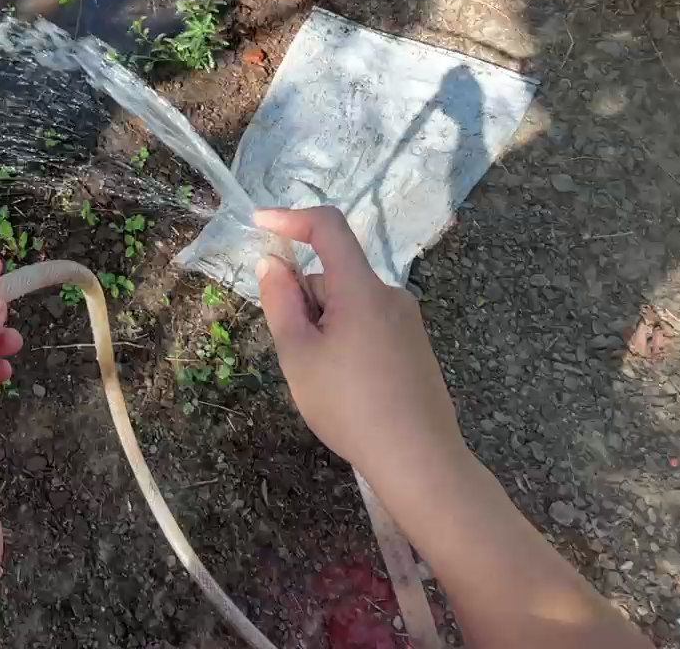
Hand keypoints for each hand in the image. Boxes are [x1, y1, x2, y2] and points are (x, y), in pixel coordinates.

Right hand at [254, 206, 465, 471]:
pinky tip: (348, 385)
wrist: (421, 462)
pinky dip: (345, 336)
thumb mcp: (298, 354)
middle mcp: (389, 294)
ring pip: (348, 301)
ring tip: (324, 378)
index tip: (259, 223)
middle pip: (332, 274)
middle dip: (303, 298)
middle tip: (295, 350)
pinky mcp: (414, 344)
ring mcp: (406, 320)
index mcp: (360, 288)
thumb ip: (280, 301)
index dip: (290, 217)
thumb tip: (271, 263)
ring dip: (324, 322)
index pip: (328, 227)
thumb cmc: (350, 406)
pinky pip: (367, 321)